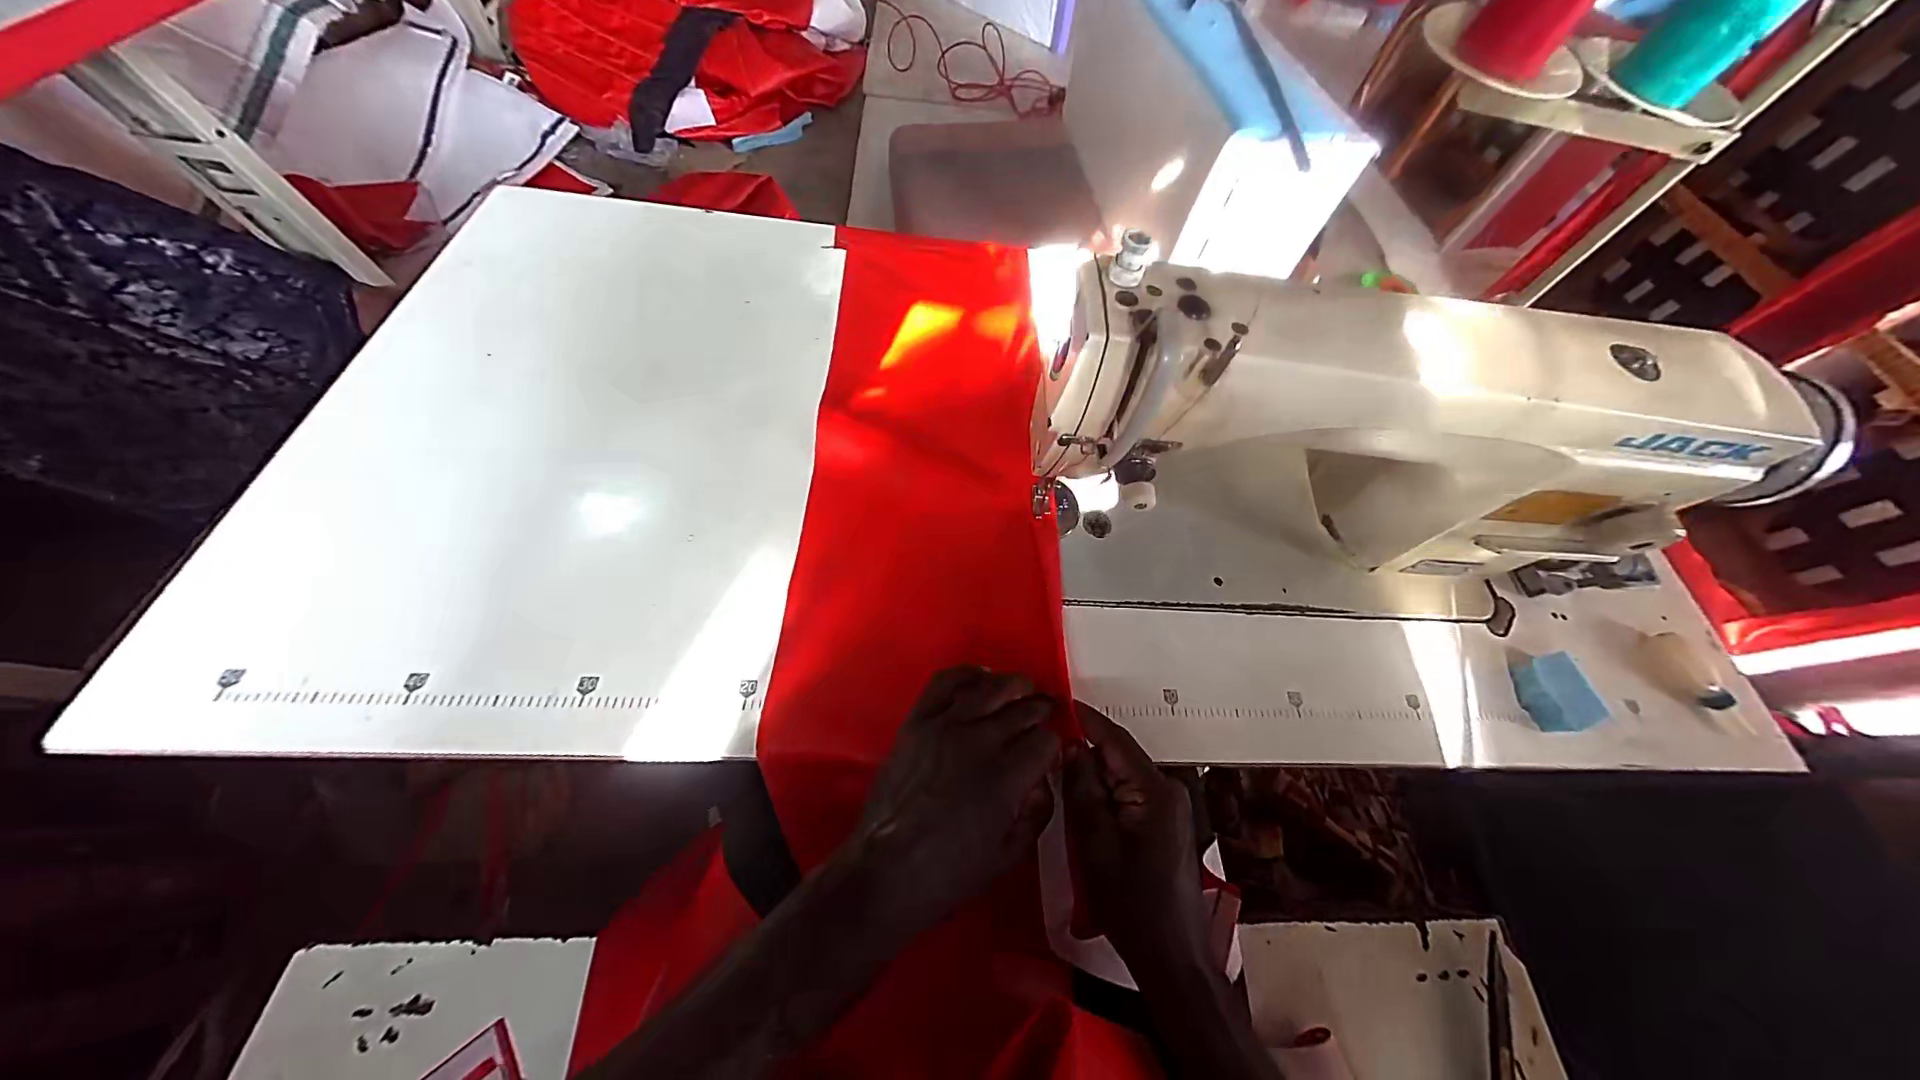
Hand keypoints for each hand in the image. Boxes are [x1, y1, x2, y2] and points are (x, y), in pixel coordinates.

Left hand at [848, 667, 1060, 929]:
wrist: (887, 870)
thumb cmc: (950, 872)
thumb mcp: (1009, 854)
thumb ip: (1036, 813)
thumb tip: (1043, 780)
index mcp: (1007, 777)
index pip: (1045, 740)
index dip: (1053, 744)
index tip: (1050, 750)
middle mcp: (980, 742)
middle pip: (1022, 709)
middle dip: (1040, 709)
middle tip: (1045, 712)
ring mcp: (945, 726)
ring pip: (989, 688)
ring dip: (1013, 684)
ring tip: (1022, 688)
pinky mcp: (917, 722)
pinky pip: (945, 683)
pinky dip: (967, 674)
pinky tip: (981, 678)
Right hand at [1063, 702, 1209, 973]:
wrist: (1171, 955)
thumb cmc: (1132, 903)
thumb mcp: (1096, 844)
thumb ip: (1083, 790)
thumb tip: (1071, 747)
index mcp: (1155, 791)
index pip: (1116, 741)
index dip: (1086, 720)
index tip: (1059, 702)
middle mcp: (1169, 790)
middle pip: (1119, 757)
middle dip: (1085, 749)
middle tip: (1047, 742)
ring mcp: (1170, 807)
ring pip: (1123, 776)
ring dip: (1093, 773)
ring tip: (1058, 769)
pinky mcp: (1165, 824)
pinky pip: (1129, 794)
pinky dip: (1105, 792)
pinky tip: (1082, 801)